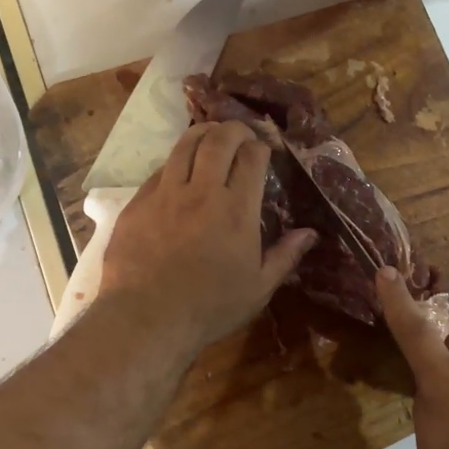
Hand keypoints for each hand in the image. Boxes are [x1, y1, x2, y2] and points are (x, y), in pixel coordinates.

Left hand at [102, 121, 317, 347]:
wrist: (145, 319)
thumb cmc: (209, 308)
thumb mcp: (258, 288)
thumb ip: (285, 256)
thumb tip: (309, 233)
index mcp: (237, 210)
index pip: (252, 157)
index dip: (261, 146)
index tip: (265, 149)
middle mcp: (202, 192)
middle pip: (219, 140)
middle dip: (235, 129)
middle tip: (242, 134)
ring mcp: (166, 194)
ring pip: (185, 145)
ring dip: (203, 134)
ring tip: (211, 136)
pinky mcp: (138, 203)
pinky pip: (160, 170)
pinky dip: (176, 162)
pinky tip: (180, 171)